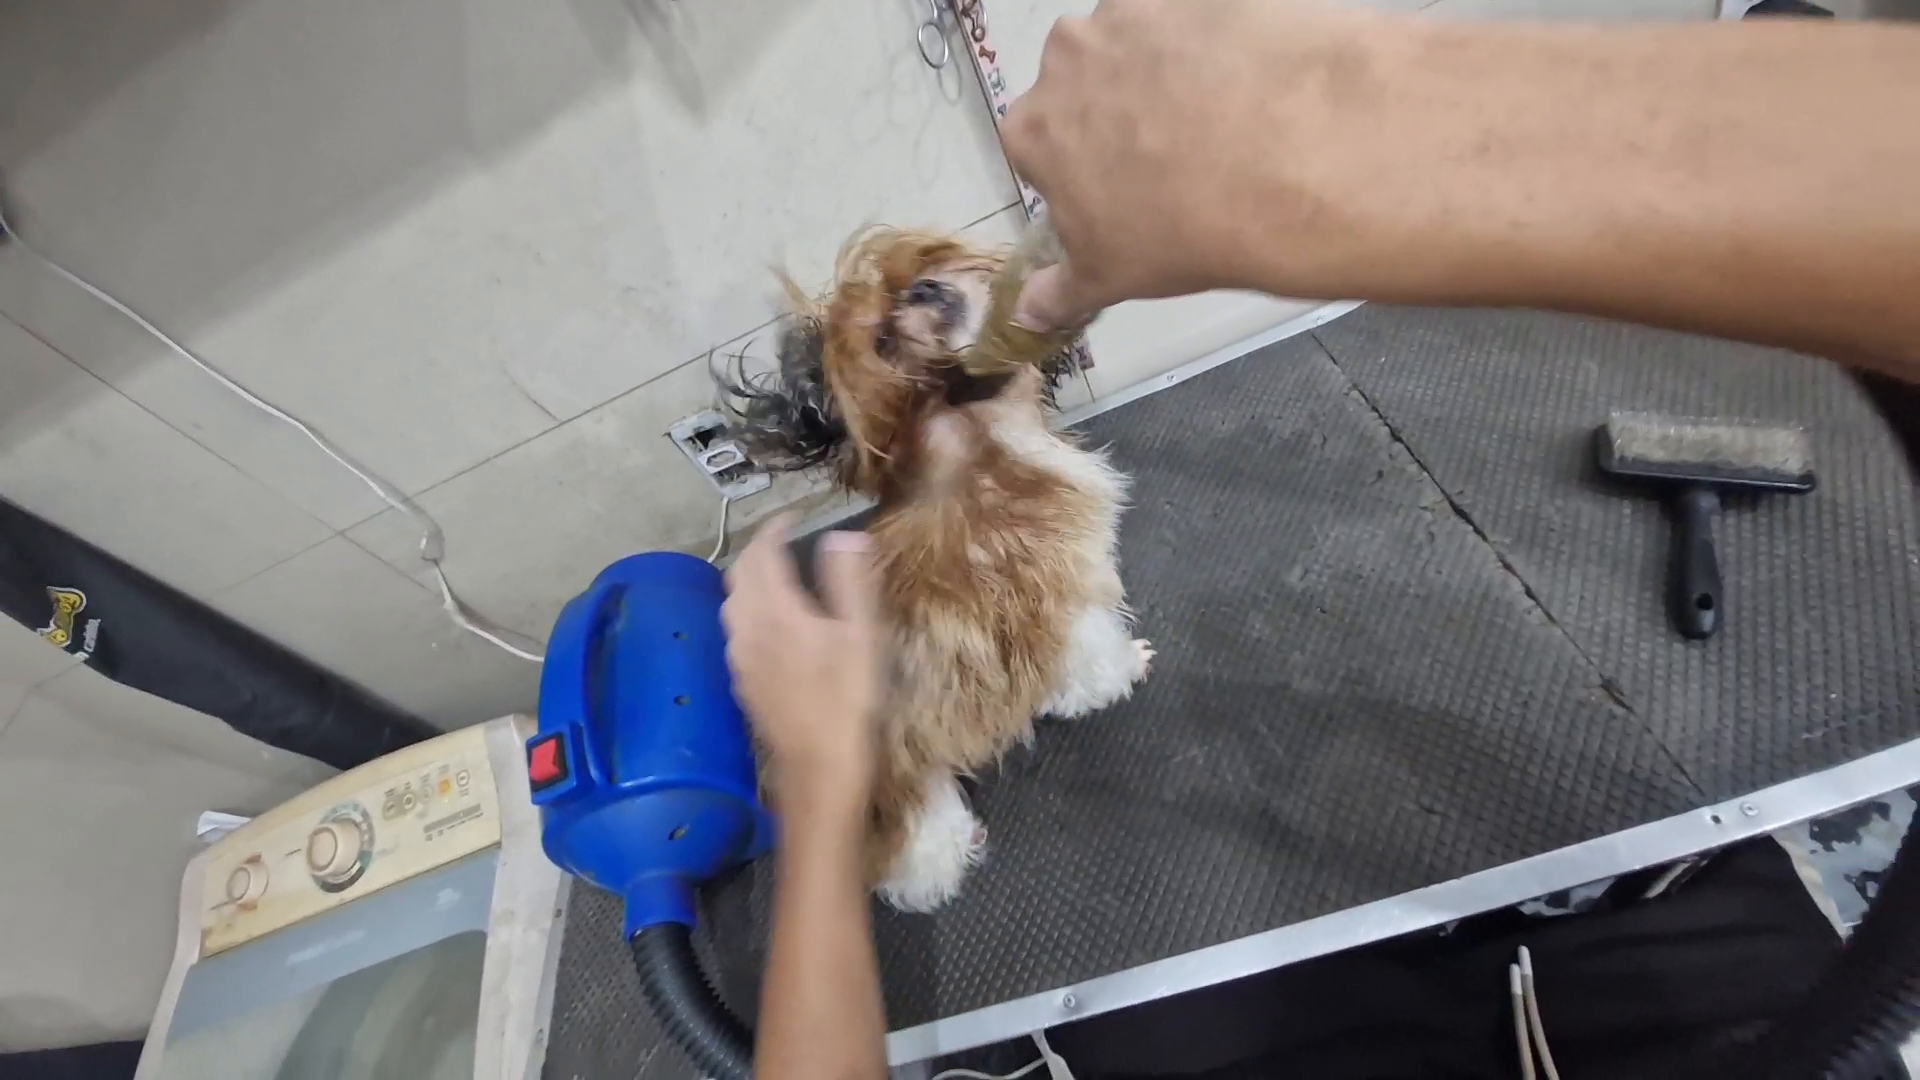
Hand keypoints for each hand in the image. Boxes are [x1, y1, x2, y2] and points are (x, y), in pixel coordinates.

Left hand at [721, 515, 882, 817]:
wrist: (818, 767)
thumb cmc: (848, 699)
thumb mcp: (862, 636)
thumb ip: (850, 583)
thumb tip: (843, 538)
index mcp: (777, 612)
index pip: (763, 553)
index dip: (775, 528)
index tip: (793, 517)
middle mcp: (749, 629)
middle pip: (739, 574)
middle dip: (758, 549)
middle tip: (785, 541)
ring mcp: (740, 657)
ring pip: (732, 602)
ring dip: (750, 578)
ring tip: (778, 573)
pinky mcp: (742, 680)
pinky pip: (735, 629)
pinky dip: (748, 608)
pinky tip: (771, 622)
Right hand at [1004, 0, 1406, 329]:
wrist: (1286, 159)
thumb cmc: (1173, 229)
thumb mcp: (1105, 279)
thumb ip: (1056, 293)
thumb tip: (1027, 314)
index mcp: (1034, 128)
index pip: (1036, 146)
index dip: (1072, 171)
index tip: (1110, 193)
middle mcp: (1070, 54)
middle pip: (1082, 86)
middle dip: (1112, 117)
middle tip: (1163, 160)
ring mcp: (1139, 8)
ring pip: (1139, 46)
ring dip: (1161, 77)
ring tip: (1213, 124)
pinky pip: (1199, 19)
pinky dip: (1215, 47)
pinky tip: (1246, 90)